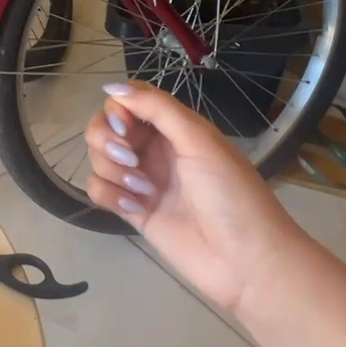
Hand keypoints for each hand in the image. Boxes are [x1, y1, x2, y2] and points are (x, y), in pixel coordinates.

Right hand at [84, 81, 306, 312]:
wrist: (247, 261)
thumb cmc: (231, 195)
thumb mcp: (199, 141)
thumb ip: (156, 108)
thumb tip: (112, 85)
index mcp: (174, 128)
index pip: (127, 101)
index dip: (116, 109)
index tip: (125, 127)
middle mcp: (154, 149)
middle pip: (105, 127)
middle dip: (107, 140)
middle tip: (131, 160)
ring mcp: (141, 180)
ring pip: (99, 158)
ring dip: (112, 170)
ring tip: (143, 190)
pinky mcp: (132, 210)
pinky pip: (99, 189)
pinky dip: (109, 195)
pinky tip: (134, 208)